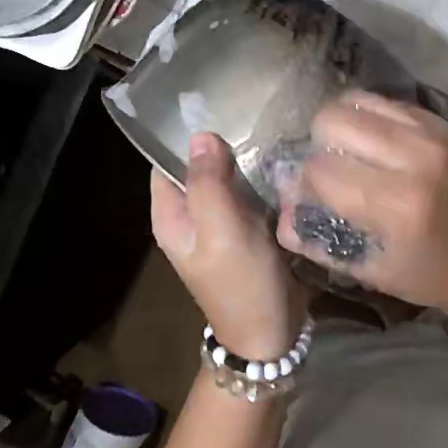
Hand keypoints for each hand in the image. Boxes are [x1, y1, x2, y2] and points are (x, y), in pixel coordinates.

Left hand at [152, 132, 304, 359]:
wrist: (272, 335)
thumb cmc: (243, 284)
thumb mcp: (223, 231)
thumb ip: (208, 183)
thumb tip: (201, 135)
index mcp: (170, 216)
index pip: (167, 160)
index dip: (189, 137)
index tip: (223, 113)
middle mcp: (189, 216)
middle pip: (198, 167)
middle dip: (223, 147)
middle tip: (257, 123)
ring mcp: (217, 224)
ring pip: (226, 179)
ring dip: (246, 163)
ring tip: (274, 139)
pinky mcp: (244, 231)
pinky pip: (248, 195)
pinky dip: (261, 183)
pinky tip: (281, 169)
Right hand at [276, 92, 447, 313]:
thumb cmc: (418, 272)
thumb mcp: (360, 269)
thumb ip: (313, 237)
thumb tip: (281, 204)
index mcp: (398, 204)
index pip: (320, 169)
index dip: (303, 182)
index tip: (308, 197)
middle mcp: (418, 159)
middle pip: (332, 119)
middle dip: (318, 145)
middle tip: (328, 170)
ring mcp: (433, 134)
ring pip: (354, 101)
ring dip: (340, 127)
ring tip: (349, 155)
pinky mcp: (440, 122)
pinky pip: (380, 102)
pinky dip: (366, 120)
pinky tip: (373, 149)